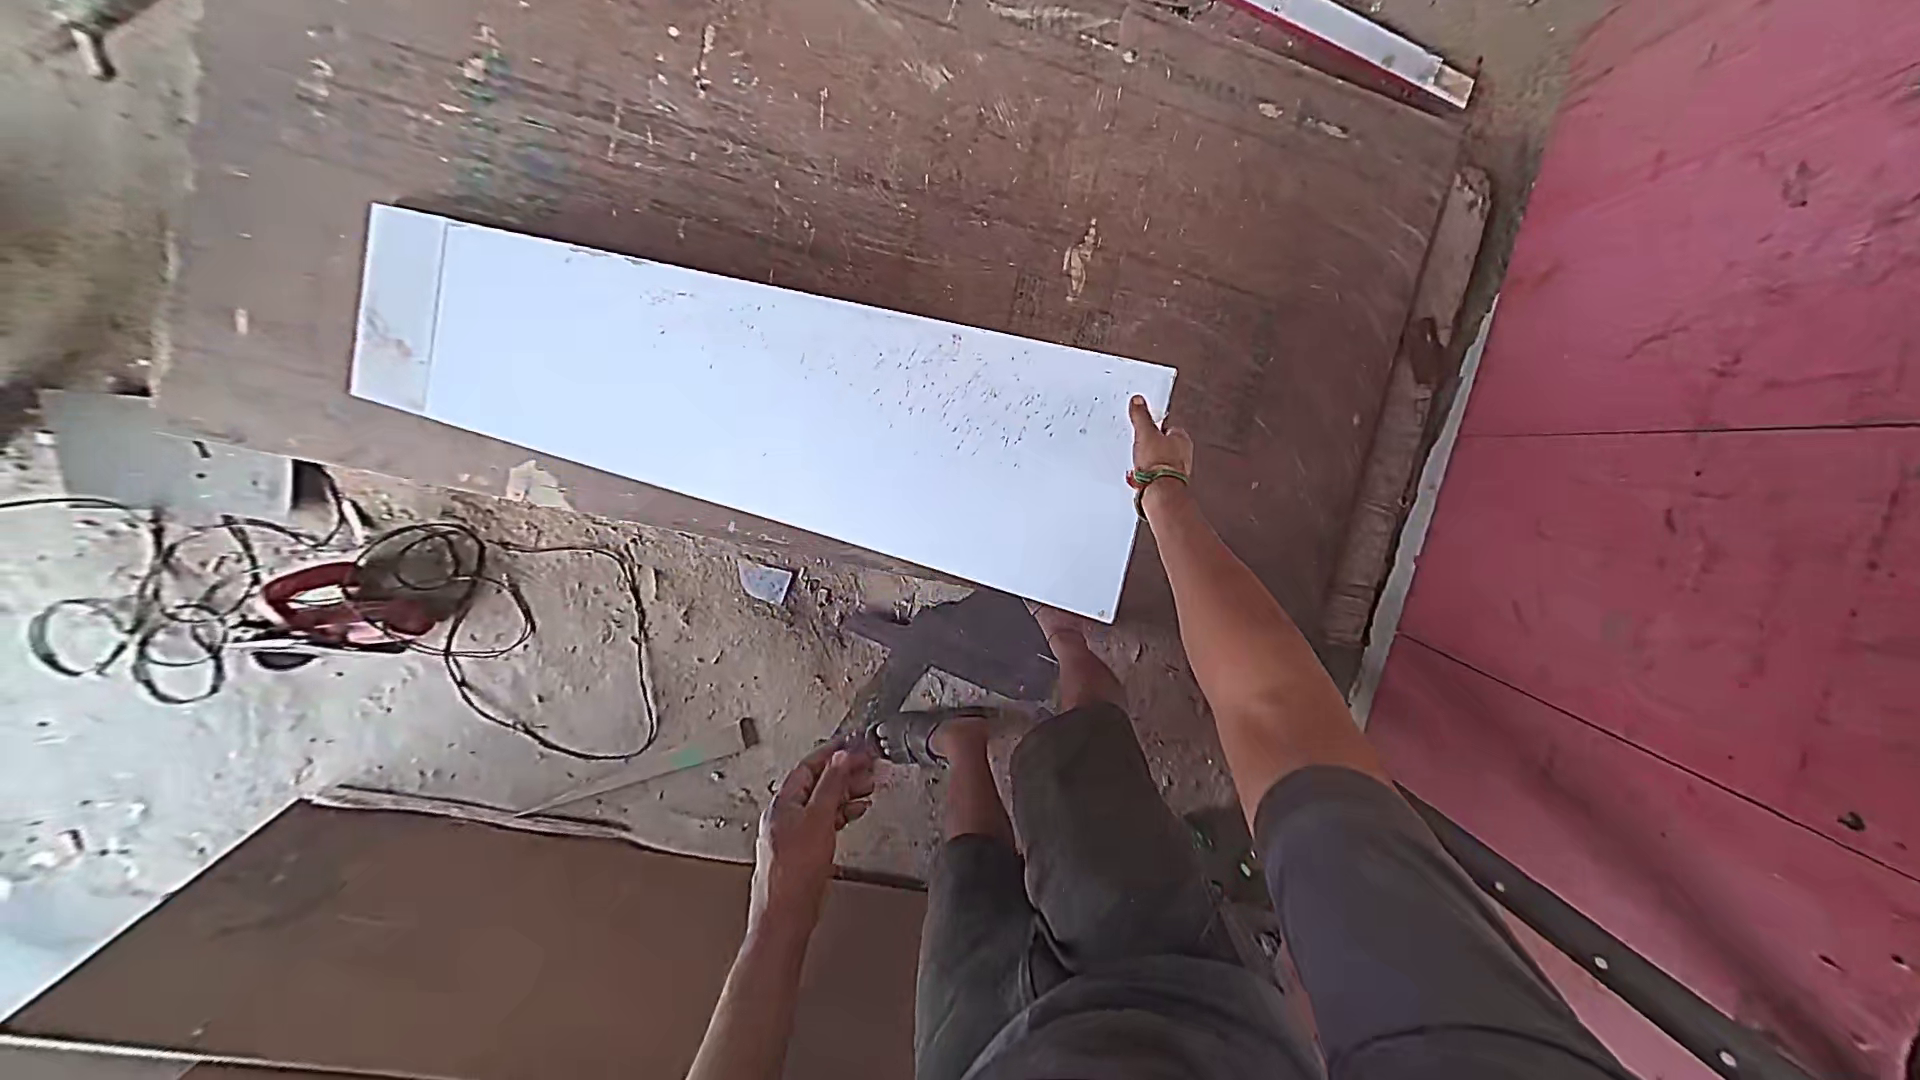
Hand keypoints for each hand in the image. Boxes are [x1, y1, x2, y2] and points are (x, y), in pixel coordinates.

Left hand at [750, 737, 875, 933]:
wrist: (786, 917)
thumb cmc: (794, 874)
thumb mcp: (819, 819)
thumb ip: (831, 785)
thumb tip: (840, 758)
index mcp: (782, 802)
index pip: (809, 766)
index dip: (832, 752)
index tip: (852, 743)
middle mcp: (785, 814)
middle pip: (817, 782)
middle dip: (843, 771)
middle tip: (866, 764)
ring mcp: (794, 831)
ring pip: (823, 800)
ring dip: (846, 791)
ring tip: (868, 785)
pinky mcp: (804, 848)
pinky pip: (825, 818)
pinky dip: (842, 811)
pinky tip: (856, 810)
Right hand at [1128, 395, 1193, 476]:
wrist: (1159, 489)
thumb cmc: (1159, 463)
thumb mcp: (1145, 433)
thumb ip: (1141, 416)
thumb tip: (1138, 401)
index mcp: (1182, 438)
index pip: (1167, 426)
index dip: (1154, 427)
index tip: (1146, 426)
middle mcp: (1183, 454)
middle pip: (1163, 444)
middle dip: (1151, 446)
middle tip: (1141, 446)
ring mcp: (1176, 469)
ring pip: (1160, 460)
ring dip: (1149, 461)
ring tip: (1140, 463)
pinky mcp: (1168, 482)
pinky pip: (1156, 474)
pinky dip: (1148, 474)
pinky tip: (1140, 475)